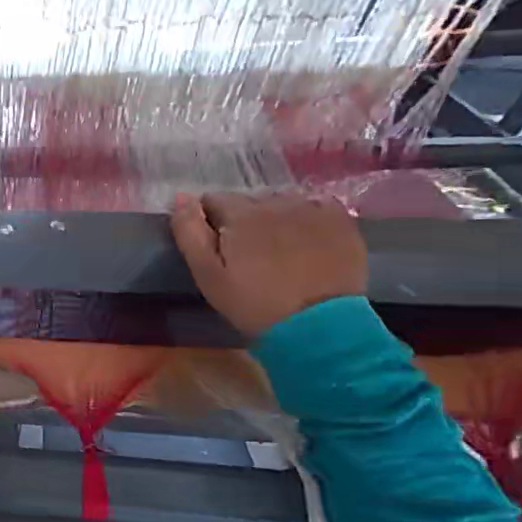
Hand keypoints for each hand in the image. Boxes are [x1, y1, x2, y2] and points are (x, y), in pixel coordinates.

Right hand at [170, 192, 367, 338]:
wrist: (317, 325)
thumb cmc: (252, 303)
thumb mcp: (207, 274)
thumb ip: (189, 232)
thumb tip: (181, 197)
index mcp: (240, 213)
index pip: (213, 200)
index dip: (209, 222)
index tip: (215, 247)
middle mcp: (276, 201)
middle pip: (249, 201)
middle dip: (242, 221)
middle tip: (246, 255)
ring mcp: (312, 208)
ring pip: (281, 203)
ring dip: (273, 219)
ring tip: (277, 250)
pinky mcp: (341, 220)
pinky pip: (316, 206)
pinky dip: (306, 218)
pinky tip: (305, 241)